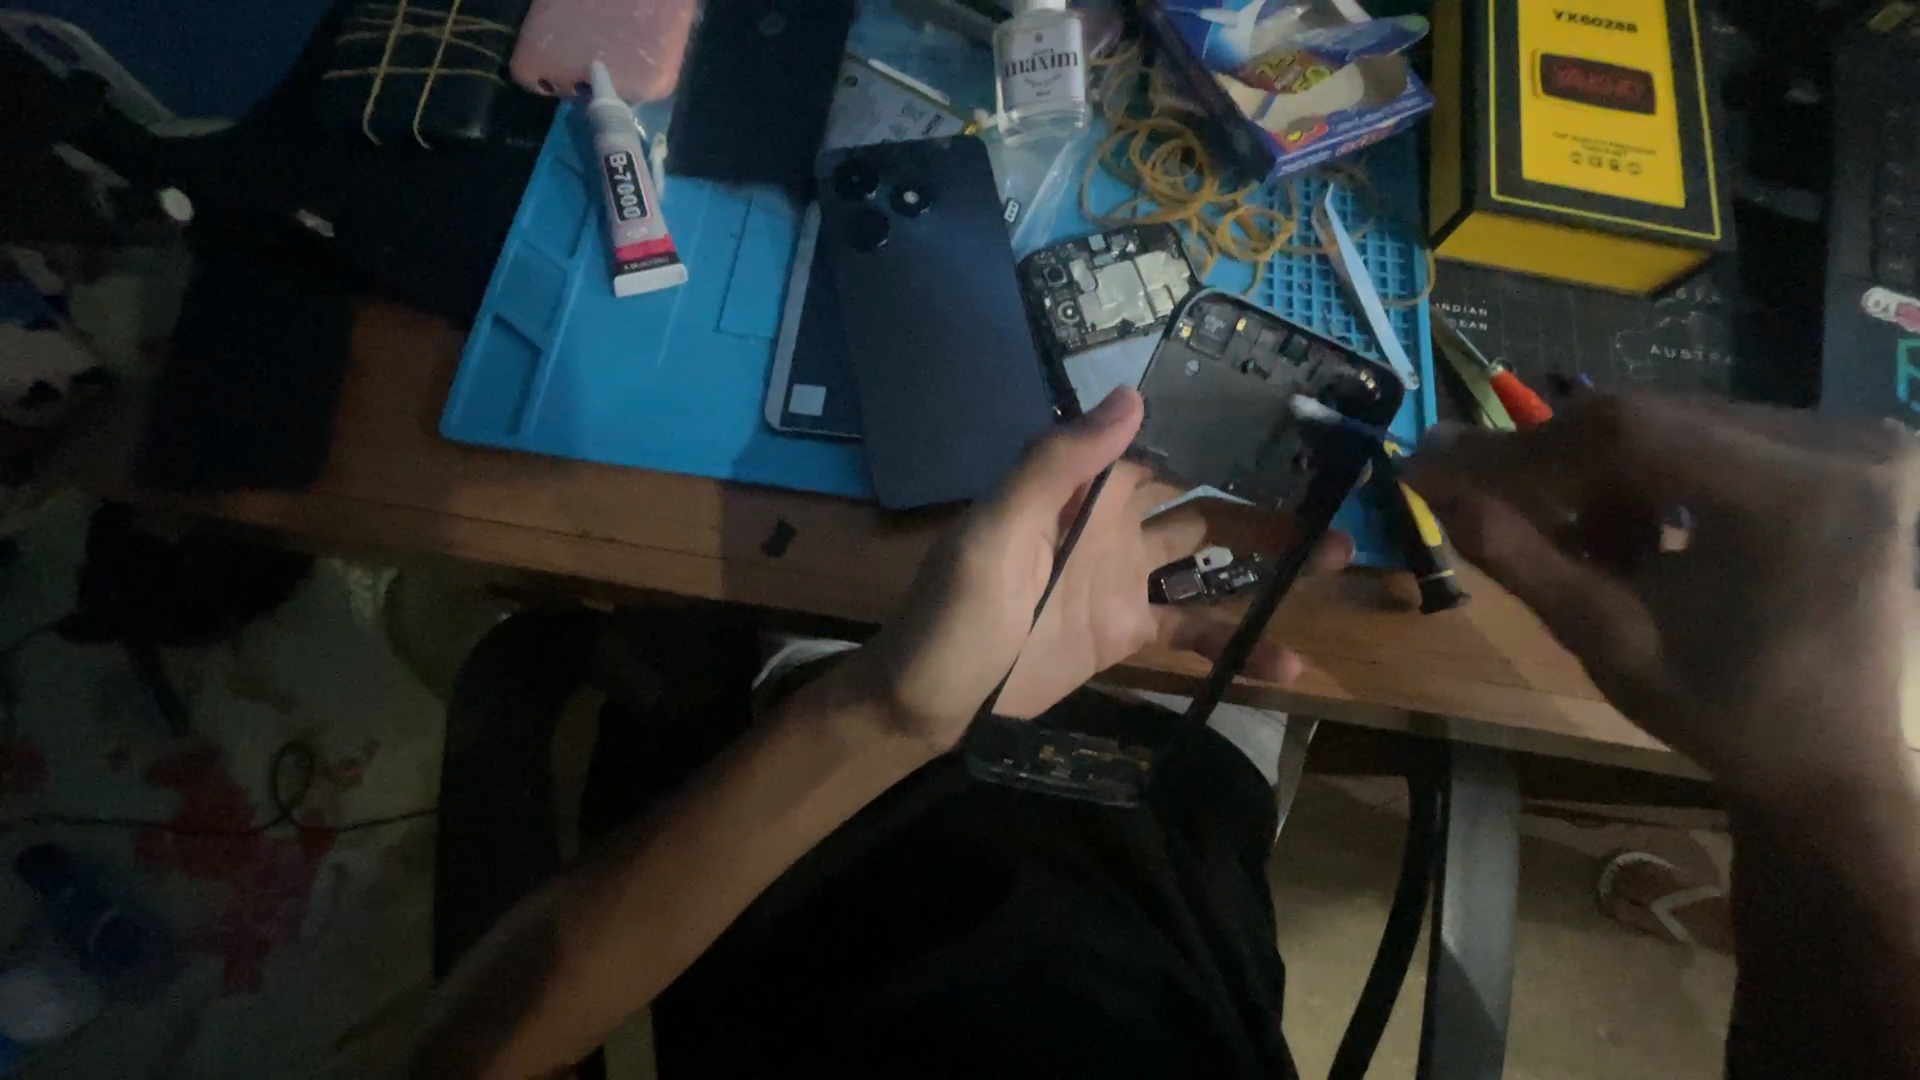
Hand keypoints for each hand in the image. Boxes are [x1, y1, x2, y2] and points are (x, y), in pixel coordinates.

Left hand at [847, 386, 1349, 751]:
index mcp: (1079, 492)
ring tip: (1338, 558)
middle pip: (1198, 501)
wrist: (933, 698)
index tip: (1285, 423)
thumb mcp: (997, 531)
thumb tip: (1131, 398)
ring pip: (1206, 562)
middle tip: (1334, 495)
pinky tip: (1288, 664)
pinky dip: (1236, 645)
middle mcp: (1110, 527)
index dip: (1214, 433)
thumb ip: (1056, 465)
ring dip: (1267, 560)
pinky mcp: (1124, 634)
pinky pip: (1190, 632)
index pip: (1158, 447)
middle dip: (1260, 497)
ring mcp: (1122, 582)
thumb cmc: (955, 610)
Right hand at [1406, 393, 1917, 792]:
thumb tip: (1429, 482)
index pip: (1626, 432)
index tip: (1434, 470)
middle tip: (1472, 498)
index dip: (1515, 449)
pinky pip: (1695, 437)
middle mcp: (1840, 445)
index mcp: (1797, 496)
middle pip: (1641, 418)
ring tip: (1564, 540)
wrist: (1830, 752)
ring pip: (1659, 423)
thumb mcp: (1598, 634)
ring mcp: (1844, 442)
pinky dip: (1632, 479)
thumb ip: (1513, 554)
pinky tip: (1622, 535)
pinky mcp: (1832, 453)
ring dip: (1585, 475)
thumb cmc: (1718, 707)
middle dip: (1542, 461)